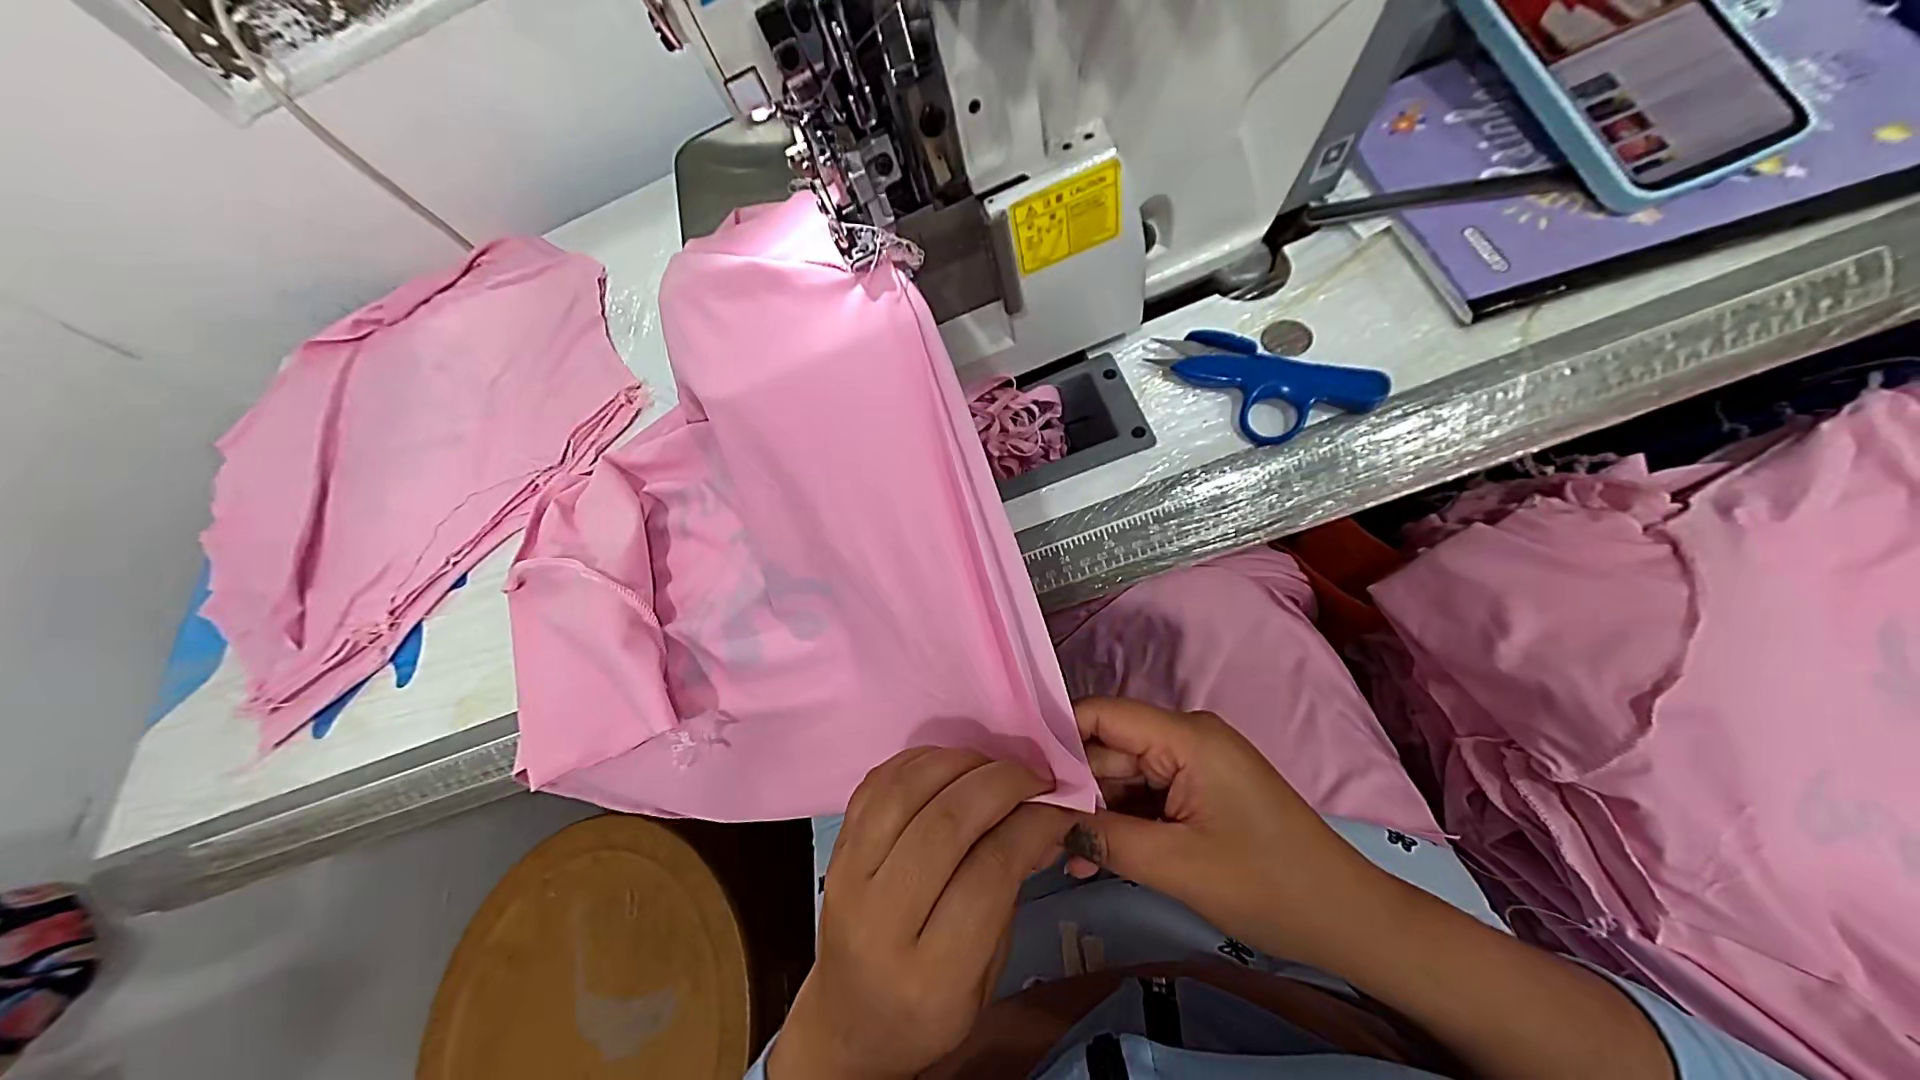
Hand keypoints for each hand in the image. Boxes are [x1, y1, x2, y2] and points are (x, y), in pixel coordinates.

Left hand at [769, 748, 1071, 1079]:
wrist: (850, 1021)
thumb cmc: (928, 1009)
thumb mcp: (986, 973)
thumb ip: (1011, 892)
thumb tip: (1043, 819)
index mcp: (931, 972)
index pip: (989, 871)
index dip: (1032, 823)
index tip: (1058, 804)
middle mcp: (881, 919)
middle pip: (945, 823)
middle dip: (1000, 783)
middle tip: (1032, 776)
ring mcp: (848, 877)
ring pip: (905, 792)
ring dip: (958, 762)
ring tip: (991, 767)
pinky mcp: (835, 849)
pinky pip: (875, 784)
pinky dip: (917, 761)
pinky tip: (948, 765)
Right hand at [1061, 698, 1387, 967]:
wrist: (1349, 920)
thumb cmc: (1268, 885)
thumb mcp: (1176, 865)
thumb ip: (1104, 835)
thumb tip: (1045, 818)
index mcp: (1187, 737)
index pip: (1102, 715)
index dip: (1057, 735)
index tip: (1018, 769)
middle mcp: (1187, 738)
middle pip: (1109, 748)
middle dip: (1074, 787)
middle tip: (1032, 827)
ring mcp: (1195, 764)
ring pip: (1124, 776)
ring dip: (1095, 813)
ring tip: (1063, 854)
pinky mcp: (1200, 790)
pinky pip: (1146, 796)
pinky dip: (1122, 823)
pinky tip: (1094, 856)